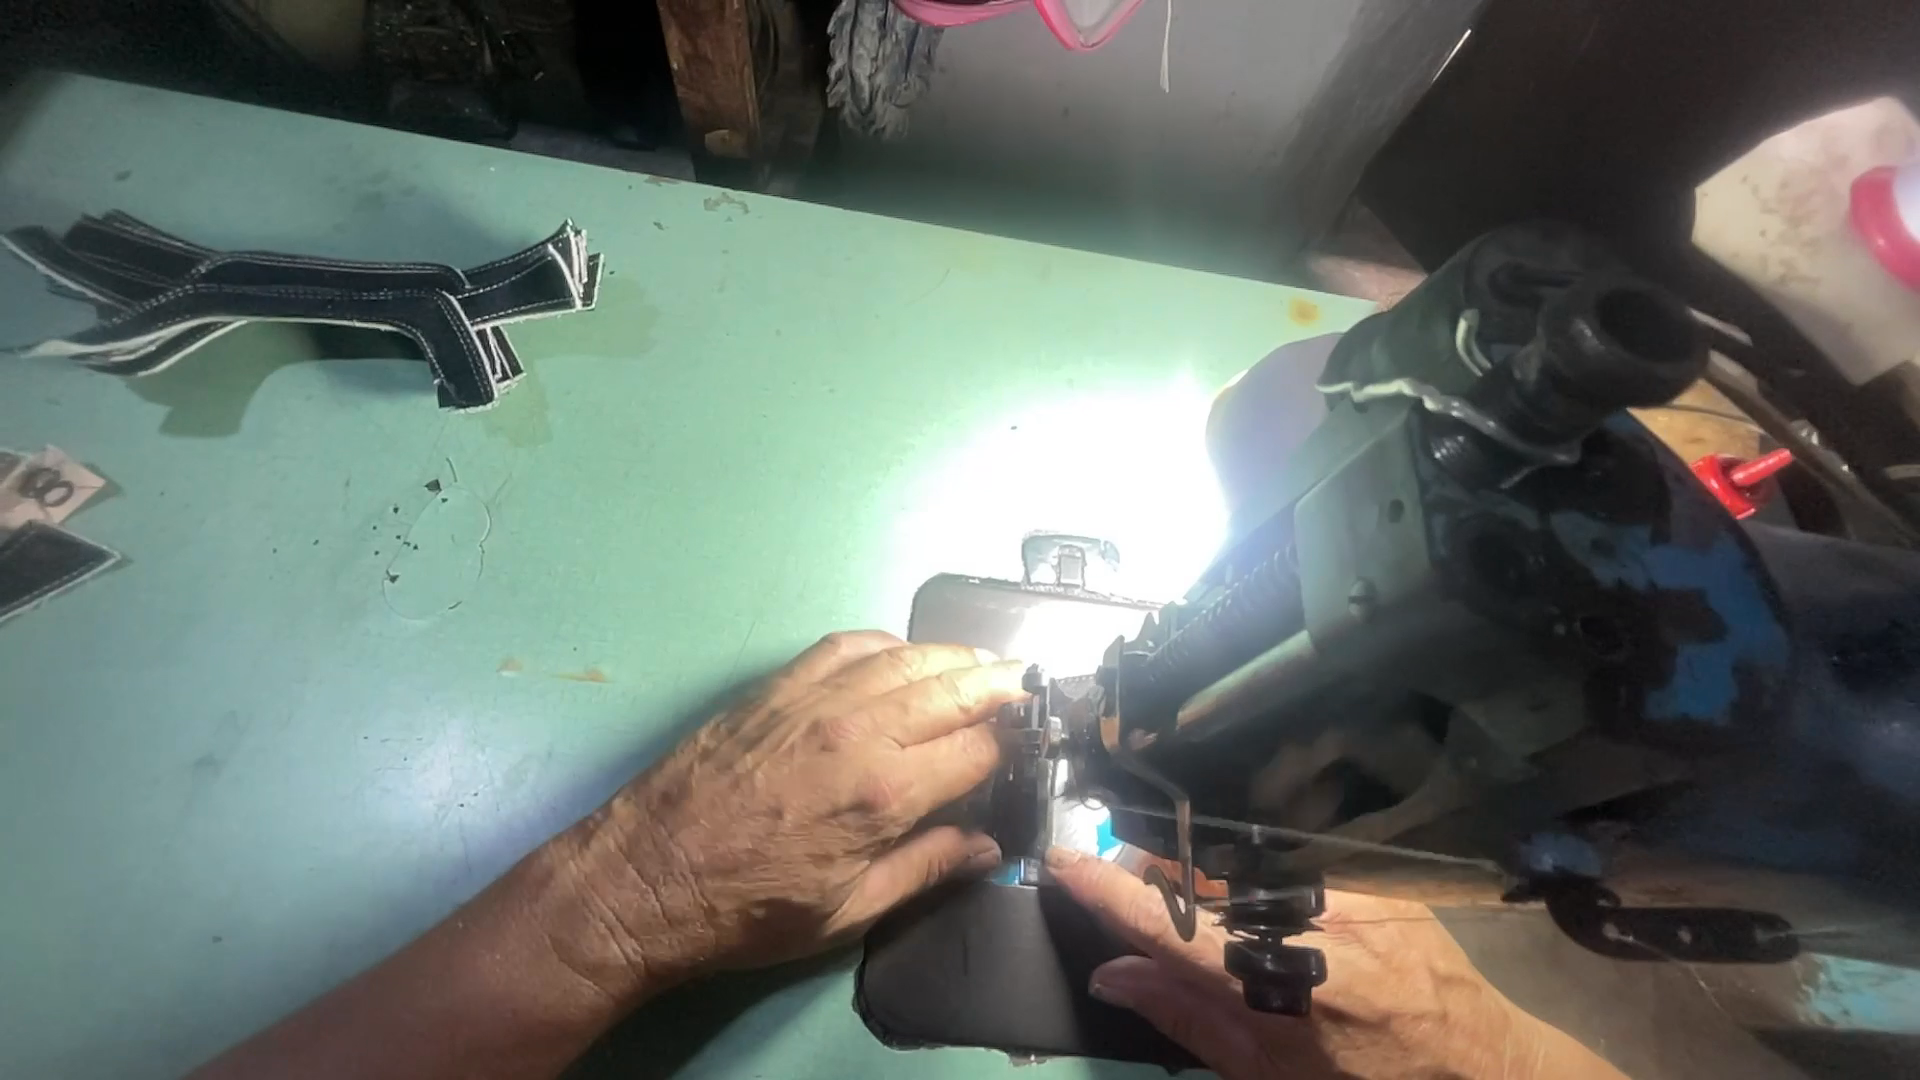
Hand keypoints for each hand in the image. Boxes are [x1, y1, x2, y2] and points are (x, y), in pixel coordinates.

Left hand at [559, 631, 1026, 996]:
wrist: (644, 877)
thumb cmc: (750, 908)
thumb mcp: (848, 912)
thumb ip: (928, 868)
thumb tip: (990, 845)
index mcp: (887, 792)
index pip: (977, 749)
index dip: (1011, 746)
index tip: (1029, 745)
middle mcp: (863, 729)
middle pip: (956, 688)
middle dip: (1003, 683)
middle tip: (1030, 682)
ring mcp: (820, 697)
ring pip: (910, 656)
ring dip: (956, 655)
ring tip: (984, 662)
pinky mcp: (782, 684)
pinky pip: (849, 644)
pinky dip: (889, 643)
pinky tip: (903, 654)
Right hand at [1047, 848, 1624, 1079]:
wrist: (1484, 1068)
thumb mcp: (1268, 1075)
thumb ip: (1181, 1017)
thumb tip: (1106, 973)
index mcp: (1273, 986)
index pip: (1164, 924)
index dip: (1103, 890)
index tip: (1057, 861)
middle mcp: (1299, 918)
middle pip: (1189, 868)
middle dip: (1146, 871)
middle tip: (1135, 893)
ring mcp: (1334, 882)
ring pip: (1226, 849)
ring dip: (1191, 865)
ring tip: (1192, 895)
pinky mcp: (1358, 864)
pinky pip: (1272, 845)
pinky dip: (1240, 863)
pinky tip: (1248, 887)